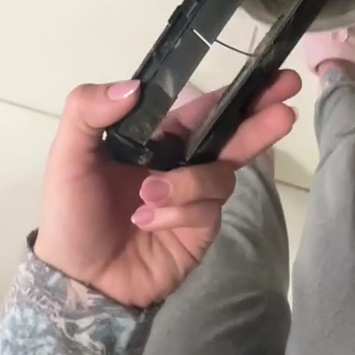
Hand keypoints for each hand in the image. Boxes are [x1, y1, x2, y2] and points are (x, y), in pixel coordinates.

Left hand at [33, 71, 300, 307]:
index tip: (268, 73)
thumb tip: (135, 86)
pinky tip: (147, 221)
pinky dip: (178, 212)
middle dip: (261, 118)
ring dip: (188, 183)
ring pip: (219, 174)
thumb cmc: (71, 211)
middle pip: (233, 134)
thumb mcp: (67, 154)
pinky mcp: (201, 229)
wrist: (77, 281)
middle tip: (287, 103)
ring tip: (148, 197)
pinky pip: (206, 210)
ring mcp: (196, 196)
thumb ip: (88, 110)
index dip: (236, 91)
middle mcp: (183, 161)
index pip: (204, 107)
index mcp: (156, 136)